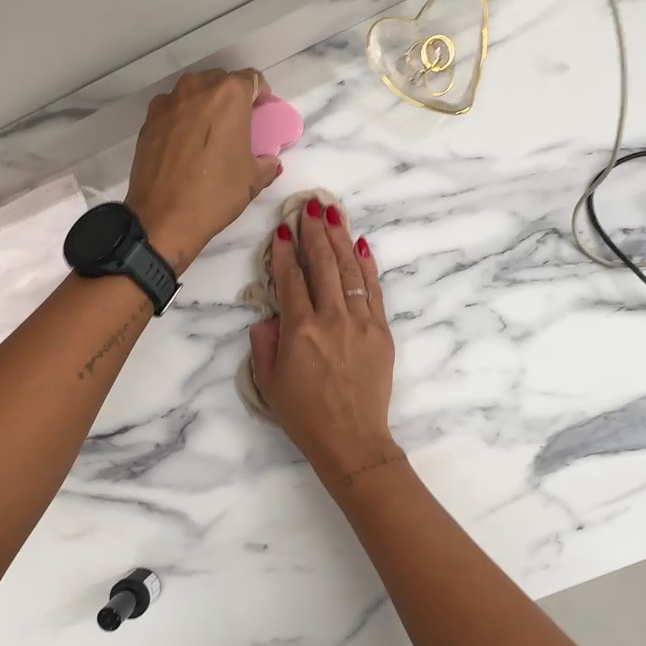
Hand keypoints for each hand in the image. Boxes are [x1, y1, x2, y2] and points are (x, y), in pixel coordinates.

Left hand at [126, 69, 282, 271]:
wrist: (163, 219)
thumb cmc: (215, 195)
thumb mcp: (252, 181)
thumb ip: (266, 163)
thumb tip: (269, 161)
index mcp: (229, 95)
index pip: (252, 80)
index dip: (259, 95)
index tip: (260, 113)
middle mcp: (197, 88)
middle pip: (220, 82)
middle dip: (230, 99)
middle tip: (234, 126)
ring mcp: (168, 103)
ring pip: (193, 94)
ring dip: (203, 107)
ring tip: (207, 136)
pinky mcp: (148, 121)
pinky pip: (171, 112)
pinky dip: (180, 121)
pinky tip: (183, 147)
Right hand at [250, 197, 400, 485]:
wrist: (351, 440)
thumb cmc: (304, 416)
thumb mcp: (268, 382)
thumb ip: (263, 343)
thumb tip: (269, 317)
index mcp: (299, 330)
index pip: (290, 279)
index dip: (284, 251)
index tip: (282, 229)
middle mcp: (331, 319)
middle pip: (323, 265)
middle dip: (315, 232)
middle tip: (310, 206)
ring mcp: (360, 324)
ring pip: (350, 271)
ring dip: (340, 239)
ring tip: (333, 215)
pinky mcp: (381, 333)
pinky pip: (374, 291)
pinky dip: (367, 266)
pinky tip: (360, 246)